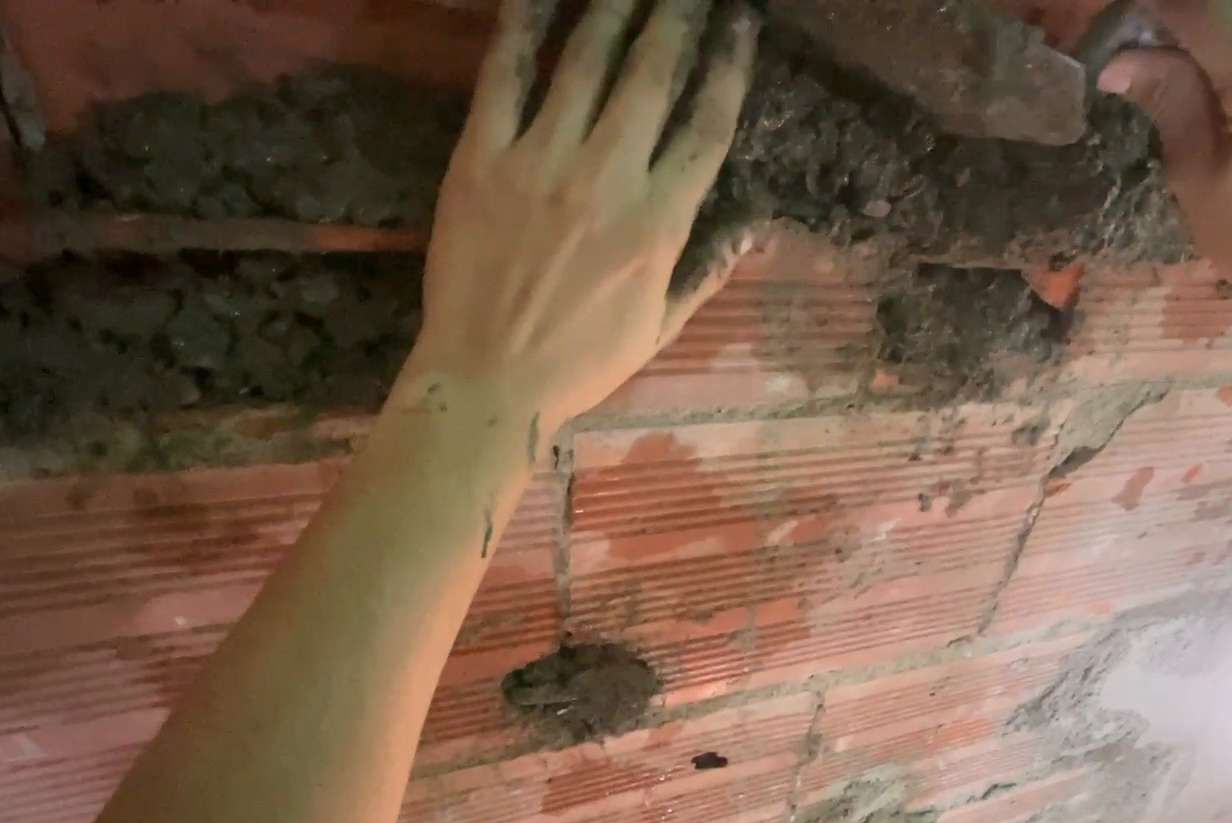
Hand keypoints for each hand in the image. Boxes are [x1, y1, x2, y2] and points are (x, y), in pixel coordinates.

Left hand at [393, 0, 757, 433]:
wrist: (490, 378)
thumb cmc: (581, 363)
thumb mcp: (658, 331)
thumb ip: (703, 275)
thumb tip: (748, 233)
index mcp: (659, 225)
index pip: (706, 128)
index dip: (728, 68)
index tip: (740, 27)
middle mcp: (608, 177)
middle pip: (653, 74)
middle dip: (678, 17)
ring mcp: (542, 160)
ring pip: (587, 59)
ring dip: (616, 5)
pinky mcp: (483, 155)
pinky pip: (505, 72)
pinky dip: (525, 22)